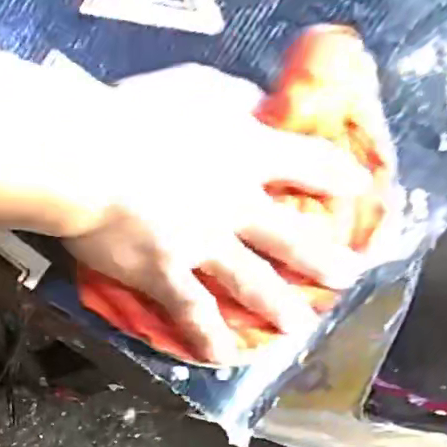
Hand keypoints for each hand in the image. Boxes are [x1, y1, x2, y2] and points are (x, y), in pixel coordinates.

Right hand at [63, 64, 369, 365]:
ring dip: (277, 305)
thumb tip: (250, 113)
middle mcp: (236, 205)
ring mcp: (202, 246)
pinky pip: (192, 312)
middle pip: (291, 235)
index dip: (337, 177)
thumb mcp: (196, 89)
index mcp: (249, 153)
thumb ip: (230, 102)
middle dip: (321, 258)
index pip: (311, 164)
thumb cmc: (133, 119)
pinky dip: (209, 337)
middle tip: (345, 276)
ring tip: (296, 326)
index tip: (354, 191)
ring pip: (250, 281)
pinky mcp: (164, 274)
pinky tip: (222, 357)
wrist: (92, 163)